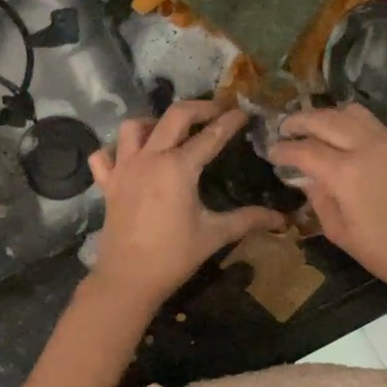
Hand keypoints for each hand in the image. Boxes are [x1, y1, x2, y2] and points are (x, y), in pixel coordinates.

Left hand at [88, 101, 286, 308]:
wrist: (128, 279)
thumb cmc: (173, 257)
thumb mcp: (214, 235)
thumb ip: (247, 220)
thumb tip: (281, 219)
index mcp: (178, 167)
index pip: (210, 135)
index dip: (230, 122)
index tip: (243, 113)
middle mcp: (150, 158)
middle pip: (175, 116)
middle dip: (199, 107)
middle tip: (216, 111)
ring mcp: (124, 169)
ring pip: (134, 127)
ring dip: (155, 122)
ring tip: (170, 132)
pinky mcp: (107, 184)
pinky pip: (104, 155)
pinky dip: (115, 150)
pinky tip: (130, 157)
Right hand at [270, 105, 386, 297]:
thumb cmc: (384, 252)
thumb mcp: (339, 232)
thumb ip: (318, 198)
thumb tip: (304, 178)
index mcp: (346, 174)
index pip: (305, 150)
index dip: (283, 149)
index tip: (270, 152)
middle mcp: (367, 148)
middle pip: (325, 119)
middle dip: (299, 122)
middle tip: (284, 129)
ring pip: (350, 113)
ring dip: (326, 116)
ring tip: (312, 129)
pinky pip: (371, 122)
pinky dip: (349, 122)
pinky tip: (341, 137)